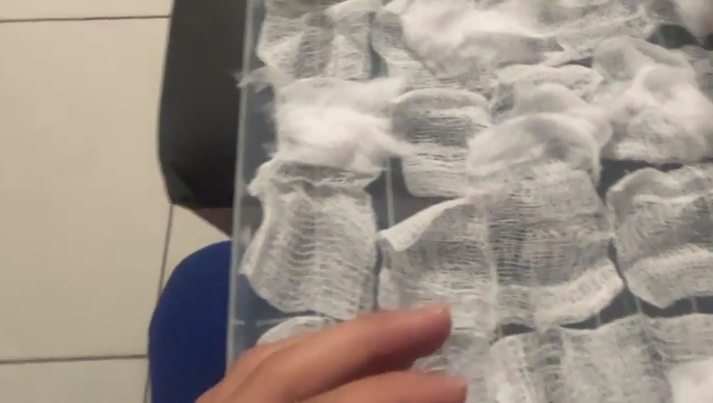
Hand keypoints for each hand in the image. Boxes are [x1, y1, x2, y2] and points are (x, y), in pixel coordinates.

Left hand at [201, 307, 465, 402]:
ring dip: (340, 339)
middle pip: (297, 363)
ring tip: (400, 331)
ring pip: (272, 355)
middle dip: (374, 337)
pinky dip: (301, 354)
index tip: (460, 383)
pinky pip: (252, 369)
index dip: (404, 393)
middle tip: (442, 319)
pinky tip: (336, 352)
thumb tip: (429, 392)